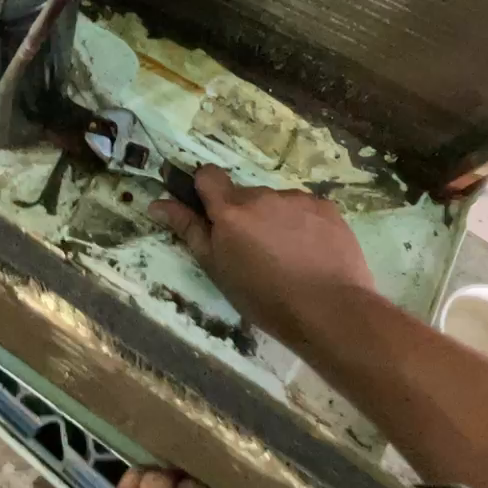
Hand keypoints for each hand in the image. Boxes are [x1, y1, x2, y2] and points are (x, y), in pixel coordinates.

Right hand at [148, 166, 375, 339]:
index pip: (208, 176)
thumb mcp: (217, 269)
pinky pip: (305, 209)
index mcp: (230, 210)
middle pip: (244, 196)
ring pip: (276, 203)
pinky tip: (312, 253)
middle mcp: (261, 196)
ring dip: (275, 220)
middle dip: (245, 217)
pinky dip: (304, 225)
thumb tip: (156, 203)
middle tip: (255, 252)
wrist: (331, 312)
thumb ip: (188, 230)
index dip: (206, 191)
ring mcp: (297, 199)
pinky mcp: (327, 207)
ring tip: (289, 257)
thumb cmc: (265, 298)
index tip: (212, 214)